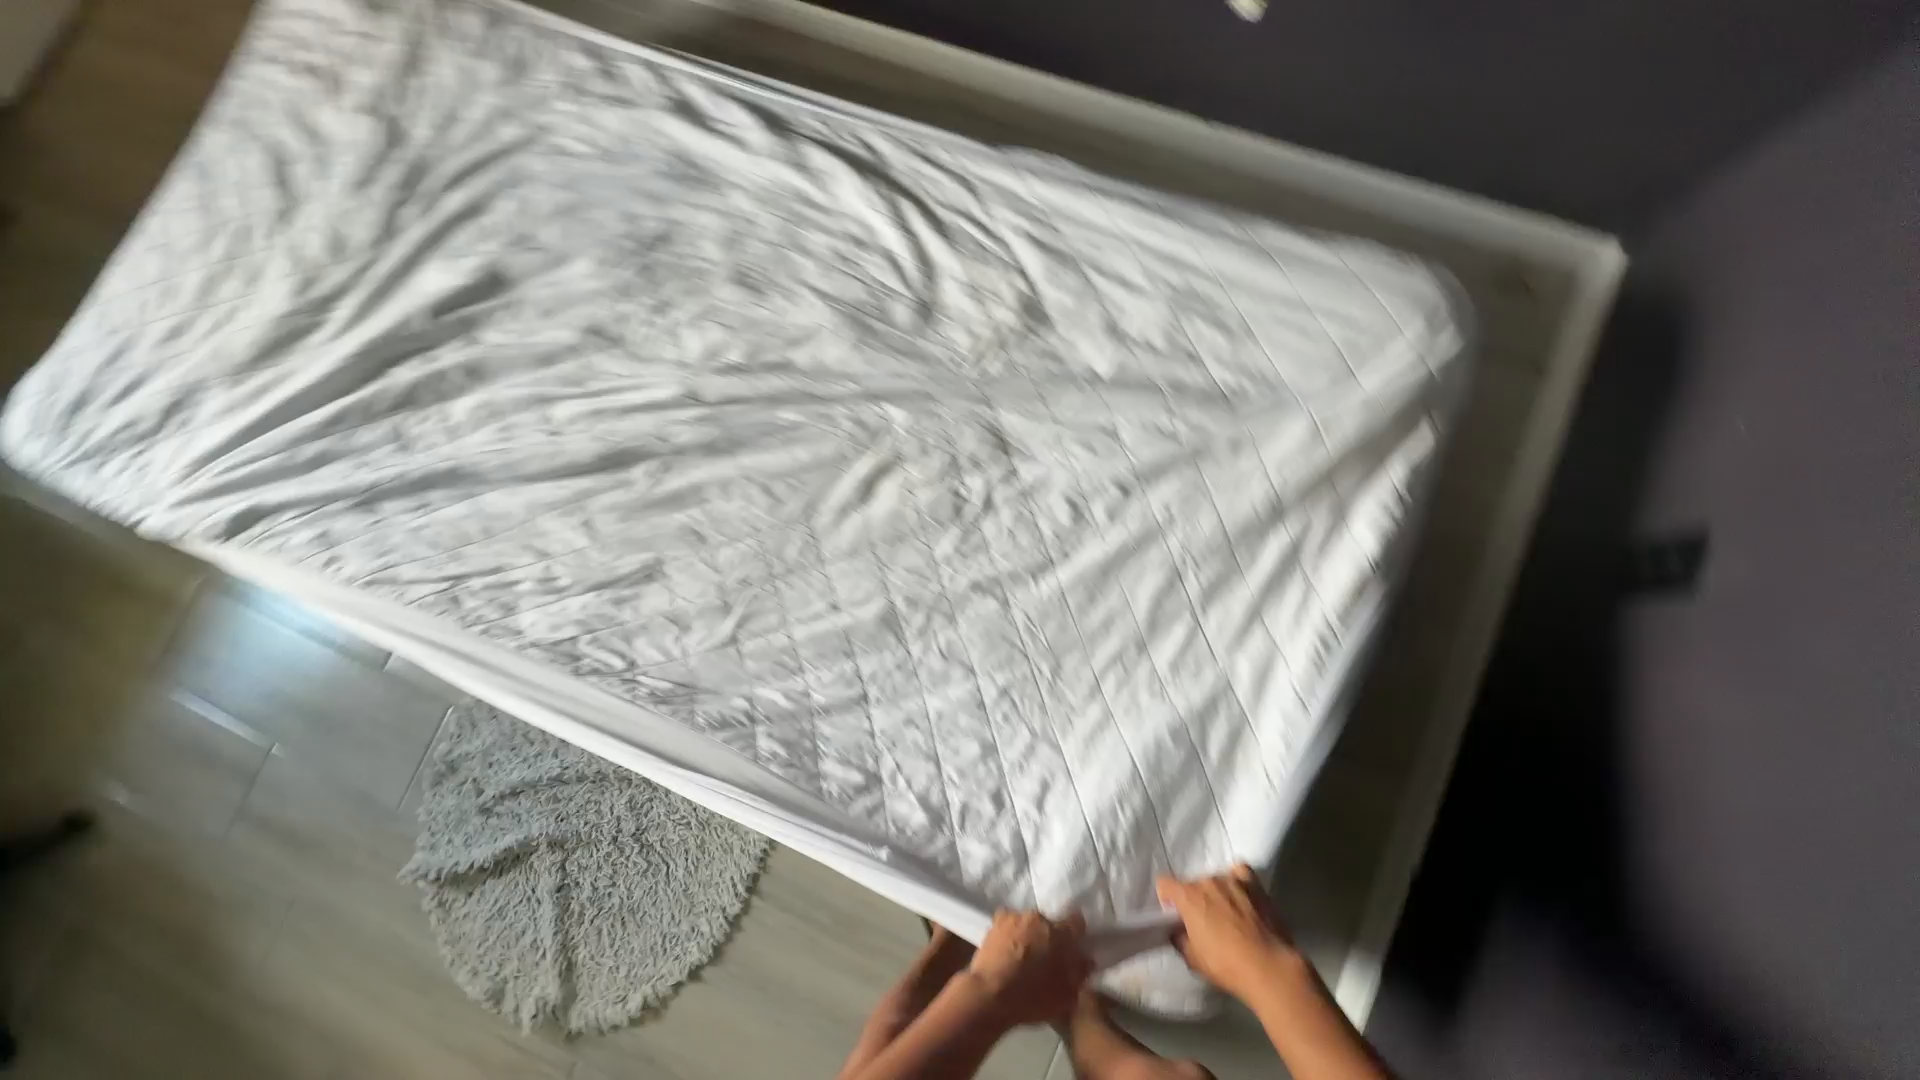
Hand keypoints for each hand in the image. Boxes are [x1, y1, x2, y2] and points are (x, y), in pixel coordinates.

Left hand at [965, 910, 1090, 1025]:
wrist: (990, 994)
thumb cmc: (1032, 997)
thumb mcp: (1065, 995)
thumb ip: (1079, 972)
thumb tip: (1085, 959)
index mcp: (1060, 933)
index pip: (1077, 922)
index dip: (1076, 934)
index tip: (1073, 946)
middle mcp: (1039, 918)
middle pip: (1050, 923)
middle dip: (1050, 936)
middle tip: (1045, 956)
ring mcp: (1016, 917)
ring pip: (1029, 923)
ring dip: (1030, 934)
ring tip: (1023, 954)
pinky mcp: (996, 921)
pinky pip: (1011, 923)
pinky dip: (1012, 933)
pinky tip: (1008, 949)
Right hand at [1155, 864, 1296, 1000]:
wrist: (1270, 968)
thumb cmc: (1226, 965)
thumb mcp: (1192, 959)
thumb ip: (1179, 938)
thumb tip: (1178, 930)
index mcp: (1188, 896)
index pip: (1164, 883)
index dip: (1167, 900)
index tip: (1176, 917)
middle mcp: (1208, 881)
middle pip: (1192, 884)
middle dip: (1194, 899)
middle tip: (1205, 922)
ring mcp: (1233, 879)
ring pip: (1215, 880)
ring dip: (1216, 893)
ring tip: (1229, 914)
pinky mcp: (1255, 884)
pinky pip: (1239, 873)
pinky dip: (1237, 882)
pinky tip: (1242, 897)